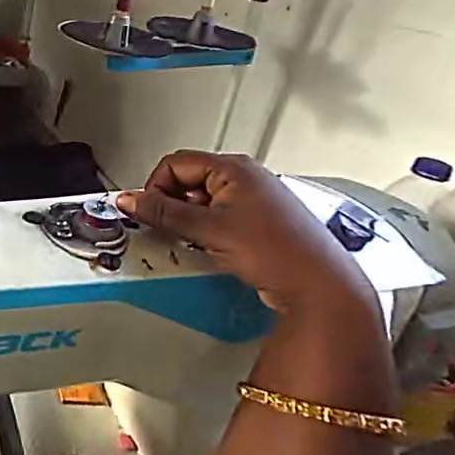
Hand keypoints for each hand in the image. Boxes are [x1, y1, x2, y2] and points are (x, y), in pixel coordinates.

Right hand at [117, 152, 375, 317]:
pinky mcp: (260, 222)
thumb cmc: (280, 254)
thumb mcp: (208, 230)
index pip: (175, 164)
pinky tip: (211, 250)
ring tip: (194, 243)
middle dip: (173, 205)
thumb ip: (164, 213)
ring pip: (203, 201)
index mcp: (234, 168)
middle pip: (188, 180)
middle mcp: (247, 177)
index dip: (155, 187)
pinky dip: (207, 231)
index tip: (148, 211)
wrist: (322, 290)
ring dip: (190, 221)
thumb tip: (132, 200)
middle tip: (168, 229)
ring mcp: (255, 200)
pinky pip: (220, 218)